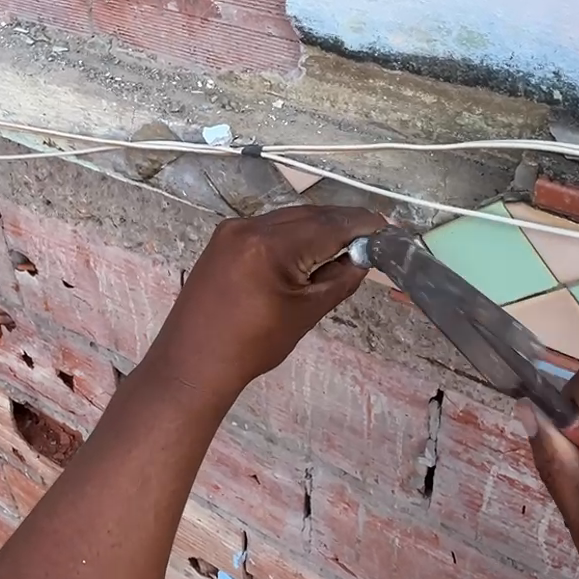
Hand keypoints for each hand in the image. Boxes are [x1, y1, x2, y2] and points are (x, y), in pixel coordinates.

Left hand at [144, 205, 387, 397]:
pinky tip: (311, 245)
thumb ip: (339, 279)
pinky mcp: (224, 238)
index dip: (361, 224)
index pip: (328, 225)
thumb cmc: (252, 346)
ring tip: (348, 240)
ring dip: (319, 225)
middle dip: (342, 222)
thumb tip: (363, 256)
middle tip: (373, 233)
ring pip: (289, 218)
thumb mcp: (305, 314)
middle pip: (309, 215)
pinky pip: (269, 226)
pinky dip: (294, 232)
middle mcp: (249, 226)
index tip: (386, 227)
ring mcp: (233, 229)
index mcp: (270, 246)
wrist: (192, 363)